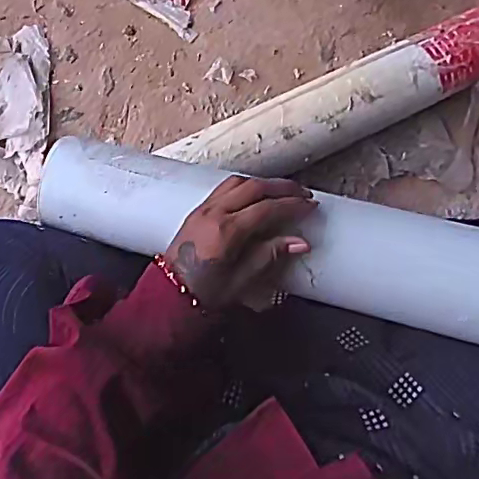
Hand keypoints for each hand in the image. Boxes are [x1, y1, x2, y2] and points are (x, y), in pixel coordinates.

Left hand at [165, 175, 316, 309]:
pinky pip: (224, 188)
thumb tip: (299, 242)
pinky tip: (255, 194)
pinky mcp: (197, 211)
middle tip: (303, 193)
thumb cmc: (203, 294)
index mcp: (226, 231)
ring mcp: (203, 209)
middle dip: (282, 187)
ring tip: (282, 191)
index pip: (267, 208)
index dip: (292, 205)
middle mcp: (214, 213)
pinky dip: (244, 186)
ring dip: (263, 183)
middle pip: (254, 188)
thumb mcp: (241, 281)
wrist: (167, 295)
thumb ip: (269, 256)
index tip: (310, 206)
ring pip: (237, 182)